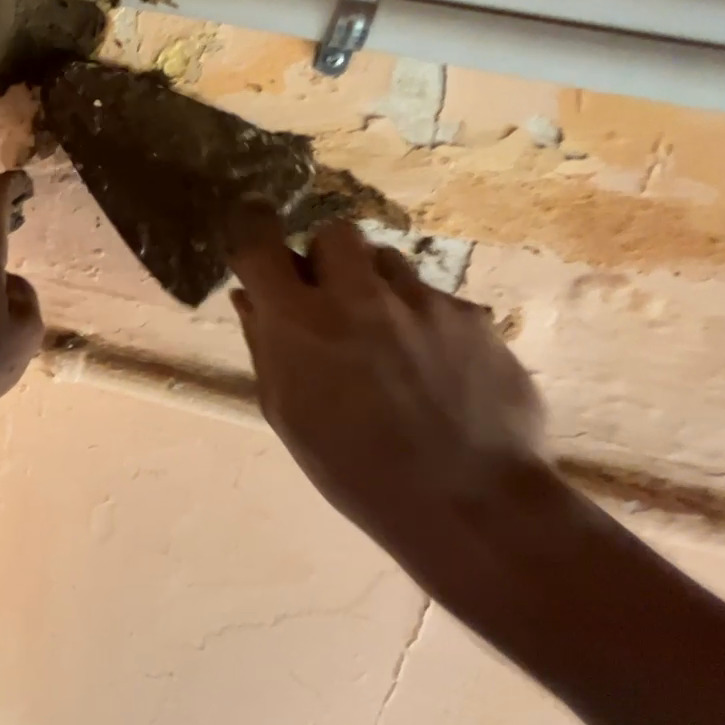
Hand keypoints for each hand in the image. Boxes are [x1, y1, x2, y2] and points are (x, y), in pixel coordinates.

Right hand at [227, 209, 547, 560]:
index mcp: (299, 322)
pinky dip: (425, 321)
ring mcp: (422, 302)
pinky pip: (437, 299)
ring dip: (377, 286)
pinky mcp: (473, 317)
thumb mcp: (286, 412)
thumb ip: (265, 345)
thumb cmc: (352, 468)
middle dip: (327, 255)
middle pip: (335, 232)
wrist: (468, 503)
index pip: (260, 245)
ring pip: (390, 261)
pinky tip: (435, 368)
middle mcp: (357, 296)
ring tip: (388, 335)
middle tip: (332, 294)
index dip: (253, 225)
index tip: (255, 221)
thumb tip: (250, 296)